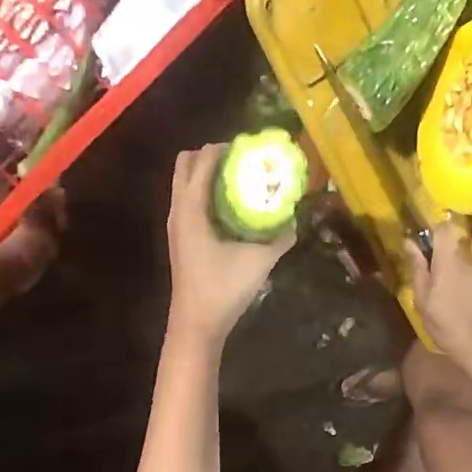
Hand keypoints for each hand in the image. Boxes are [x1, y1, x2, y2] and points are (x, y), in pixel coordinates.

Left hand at [165, 143, 294, 346]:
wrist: (197, 323)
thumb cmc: (224, 289)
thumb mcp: (259, 262)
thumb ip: (279, 239)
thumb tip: (294, 223)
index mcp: (192, 208)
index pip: (202, 160)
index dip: (225, 148)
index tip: (250, 149)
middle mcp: (178, 210)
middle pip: (186, 164)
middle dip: (212, 156)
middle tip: (242, 163)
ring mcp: (177, 225)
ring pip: (186, 184)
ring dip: (209, 176)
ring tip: (240, 182)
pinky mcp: (181, 238)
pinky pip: (190, 201)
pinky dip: (207, 195)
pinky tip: (233, 211)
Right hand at [402, 221, 471, 362]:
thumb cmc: (446, 325)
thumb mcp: (423, 301)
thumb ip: (418, 269)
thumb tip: (410, 243)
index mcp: (448, 262)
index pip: (445, 228)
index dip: (434, 230)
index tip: (423, 243)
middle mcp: (467, 263)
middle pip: (453, 248)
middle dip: (440, 258)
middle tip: (428, 279)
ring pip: (463, 266)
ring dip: (452, 276)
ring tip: (444, 300)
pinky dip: (464, 288)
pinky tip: (460, 309)